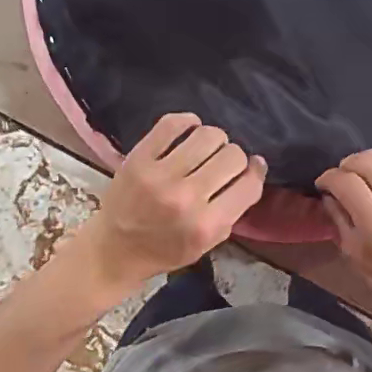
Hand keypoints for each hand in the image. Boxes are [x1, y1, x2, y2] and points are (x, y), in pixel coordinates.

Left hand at [80, 113, 265, 287]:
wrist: (115, 250)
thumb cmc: (166, 250)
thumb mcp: (209, 242)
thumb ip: (234, 208)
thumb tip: (256, 166)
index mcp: (206, 225)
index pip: (249, 184)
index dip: (256, 171)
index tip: (252, 167)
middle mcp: (186, 198)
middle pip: (233, 155)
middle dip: (235, 157)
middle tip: (222, 164)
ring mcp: (159, 175)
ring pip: (208, 135)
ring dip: (214, 139)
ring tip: (206, 149)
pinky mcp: (139, 158)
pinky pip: (173, 123)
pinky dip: (188, 122)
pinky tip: (189, 131)